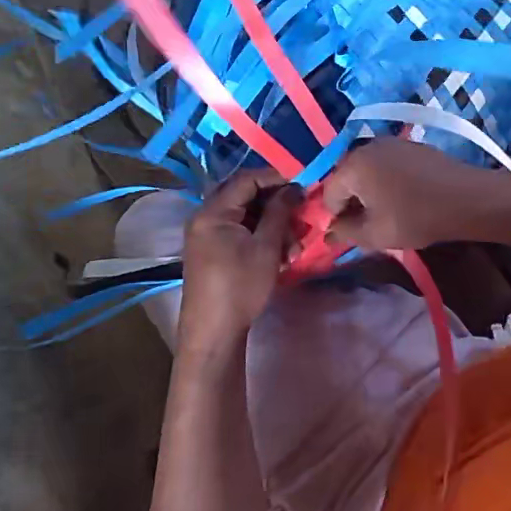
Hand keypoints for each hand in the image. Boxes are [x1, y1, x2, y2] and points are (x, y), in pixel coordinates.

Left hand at [179, 169, 298, 351]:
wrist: (214, 333)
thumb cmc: (240, 287)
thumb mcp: (266, 247)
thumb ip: (280, 212)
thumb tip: (295, 187)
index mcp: (212, 212)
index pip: (246, 180)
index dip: (277, 177)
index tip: (304, 182)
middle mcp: (205, 218)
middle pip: (246, 197)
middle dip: (277, 205)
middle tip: (301, 213)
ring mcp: (208, 236)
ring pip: (246, 217)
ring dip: (273, 225)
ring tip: (295, 246)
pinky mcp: (214, 252)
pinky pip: (240, 233)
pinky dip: (261, 238)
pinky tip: (282, 255)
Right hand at [320, 138, 504, 249]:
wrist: (468, 198)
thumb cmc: (416, 218)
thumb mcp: (375, 234)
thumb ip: (345, 233)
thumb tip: (327, 233)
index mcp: (352, 166)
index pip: (328, 194)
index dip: (336, 217)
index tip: (354, 233)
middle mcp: (367, 147)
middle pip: (346, 178)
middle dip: (352, 201)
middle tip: (370, 223)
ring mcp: (390, 142)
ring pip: (366, 170)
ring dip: (369, 191)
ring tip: (387, 211)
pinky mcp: (410, 145)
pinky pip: (385, 164)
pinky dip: (386, 179)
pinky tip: (404, 196)